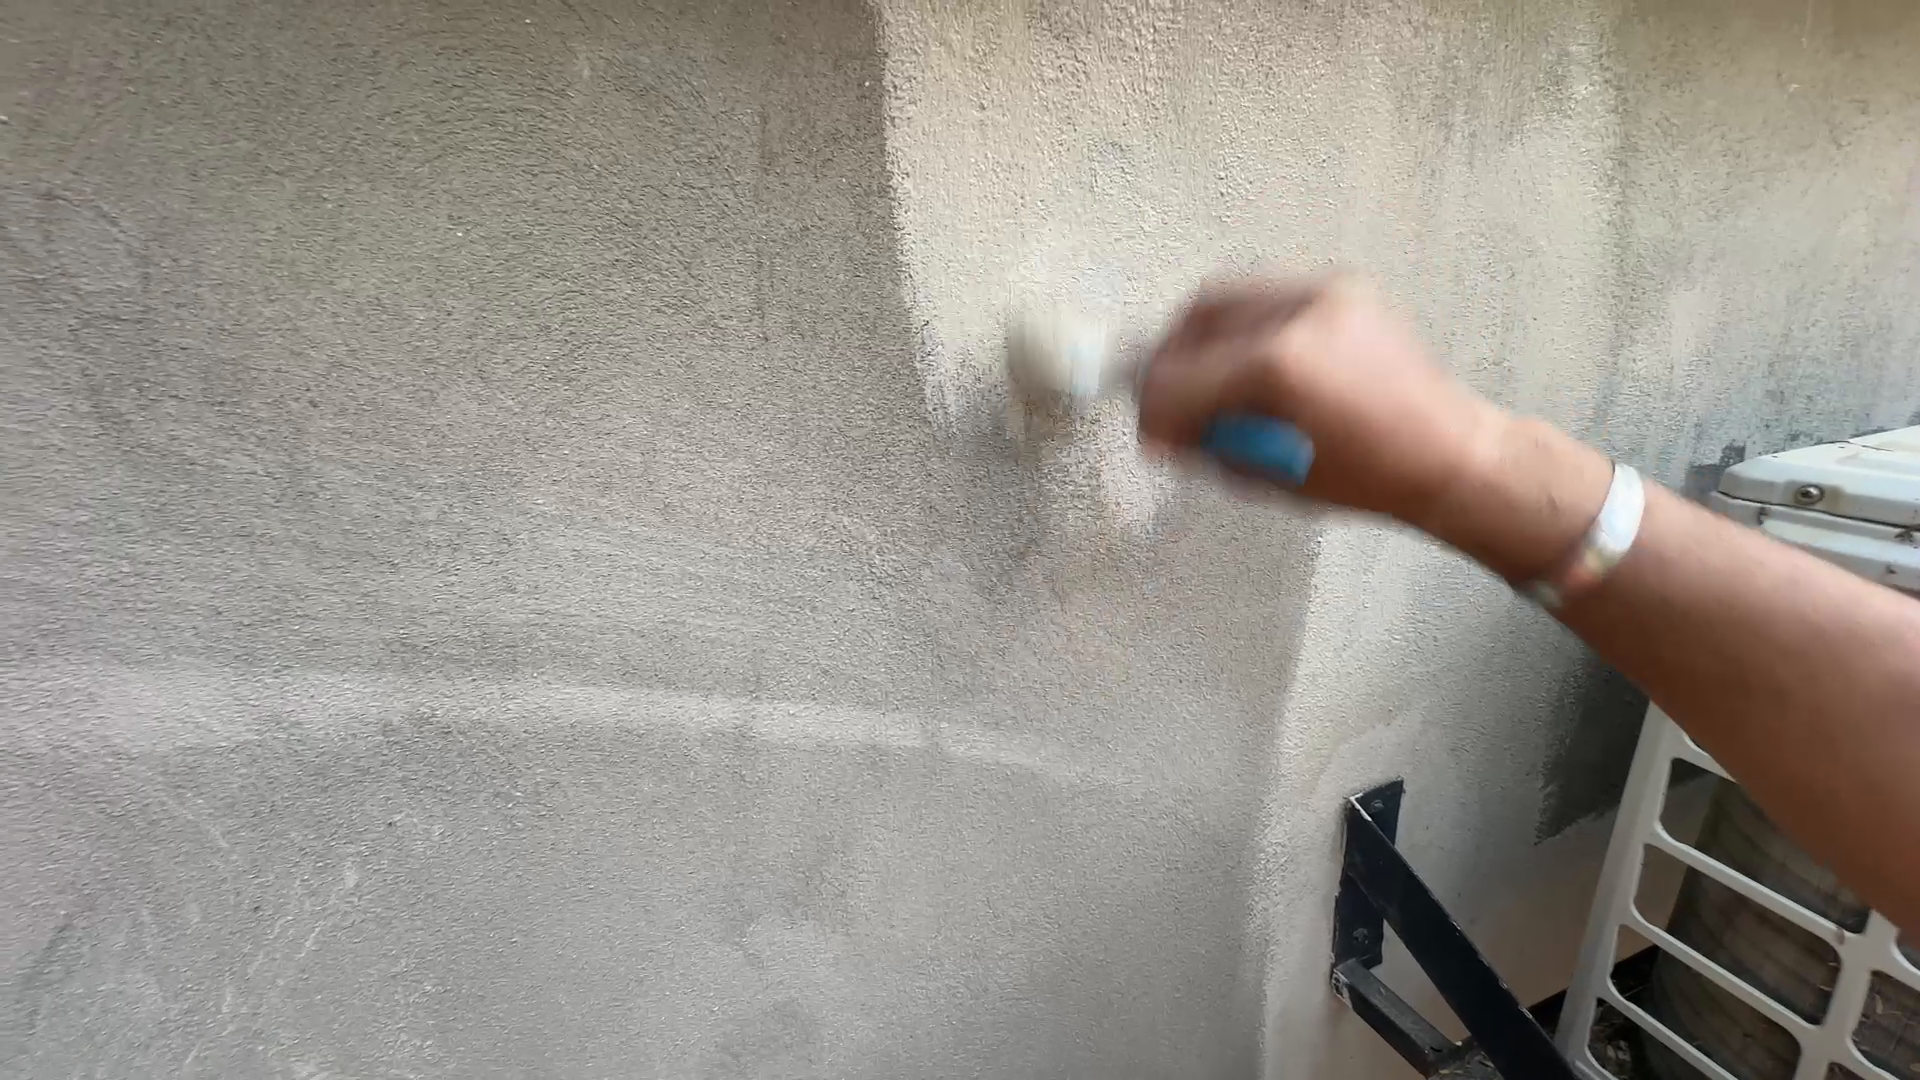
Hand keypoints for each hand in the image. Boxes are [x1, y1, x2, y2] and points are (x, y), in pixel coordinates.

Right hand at [1136, 275, 1509, 531]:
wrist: (1446, 455)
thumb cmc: (1364, 479)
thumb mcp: (1265, 475)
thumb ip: (1205, 442)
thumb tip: (1162, 428)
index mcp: (1278, 368)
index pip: (1182, 376)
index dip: (1152, 405)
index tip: (1147, 427)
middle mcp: (1300, 315)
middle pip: (1196, 318)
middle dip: (1165, 359)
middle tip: (1158, 393)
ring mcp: (1325, 295)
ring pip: (1226, 298)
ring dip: (1197, 339)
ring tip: (1195, 376)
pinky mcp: (1340, 291)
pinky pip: (1263, 299)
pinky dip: (1236, 329)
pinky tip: (1235, 361)